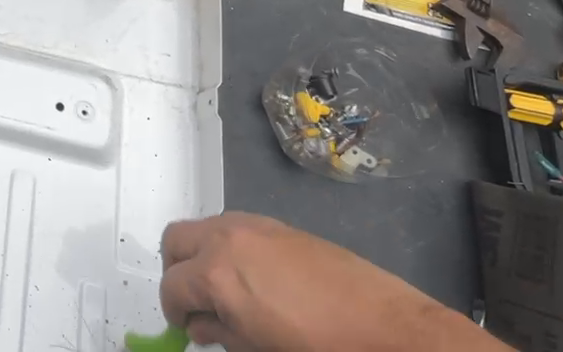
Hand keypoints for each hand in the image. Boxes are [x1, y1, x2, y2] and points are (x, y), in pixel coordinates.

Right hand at [158, 213, 505, 351]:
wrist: (391, 328)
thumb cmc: (321, 348)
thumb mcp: (262, 350)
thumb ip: (222, 334)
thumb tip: (200, 326)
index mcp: (215, 275)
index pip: (172, 287)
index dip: (174, 311)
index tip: (186, 327)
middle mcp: (223, 239)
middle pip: (175, 242)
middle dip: (177, 270)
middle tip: (195, 300)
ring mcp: (249, 225)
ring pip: (201, 229)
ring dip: (200, 254)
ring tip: (228, 289)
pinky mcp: (274, 224)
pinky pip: (231, 227)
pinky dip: (227, 246)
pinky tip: (256, 277)